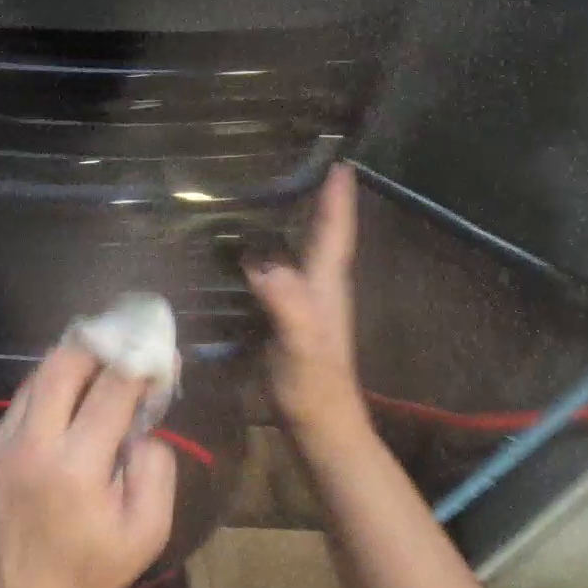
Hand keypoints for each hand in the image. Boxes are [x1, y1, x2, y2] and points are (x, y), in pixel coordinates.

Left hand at [0, 344, 177, 587]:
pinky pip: (18, 406)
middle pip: (60, 368)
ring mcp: (0, 446)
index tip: (156, 350)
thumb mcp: (147, 533)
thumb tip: (144, 424)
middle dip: (94, 345)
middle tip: (119, 338)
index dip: (137, 365)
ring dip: (66, 364)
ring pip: (34, 381)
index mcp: (75, 470)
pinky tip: (64, 401)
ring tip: (95, 357)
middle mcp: (31, 447)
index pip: (110, 393)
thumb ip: (155, 470)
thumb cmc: (90, 572)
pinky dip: (45, 394)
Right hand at [245, 163, 369, 440]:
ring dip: (296, 223)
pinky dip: (271, 253)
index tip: (339, 161)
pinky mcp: (288, 319)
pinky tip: (248, 251)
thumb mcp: (300, 343)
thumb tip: (265, 264)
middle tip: (296, 166)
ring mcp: (306, 304)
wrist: (320, 426)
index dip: (337, 198)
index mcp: (325, 285)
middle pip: (322, 235)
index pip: (335, 232)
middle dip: (316, 200)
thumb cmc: (312, 385)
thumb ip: (288, 304)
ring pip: (303, 252)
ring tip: (271, 196)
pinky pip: (282, 273)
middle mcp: (319, 287)